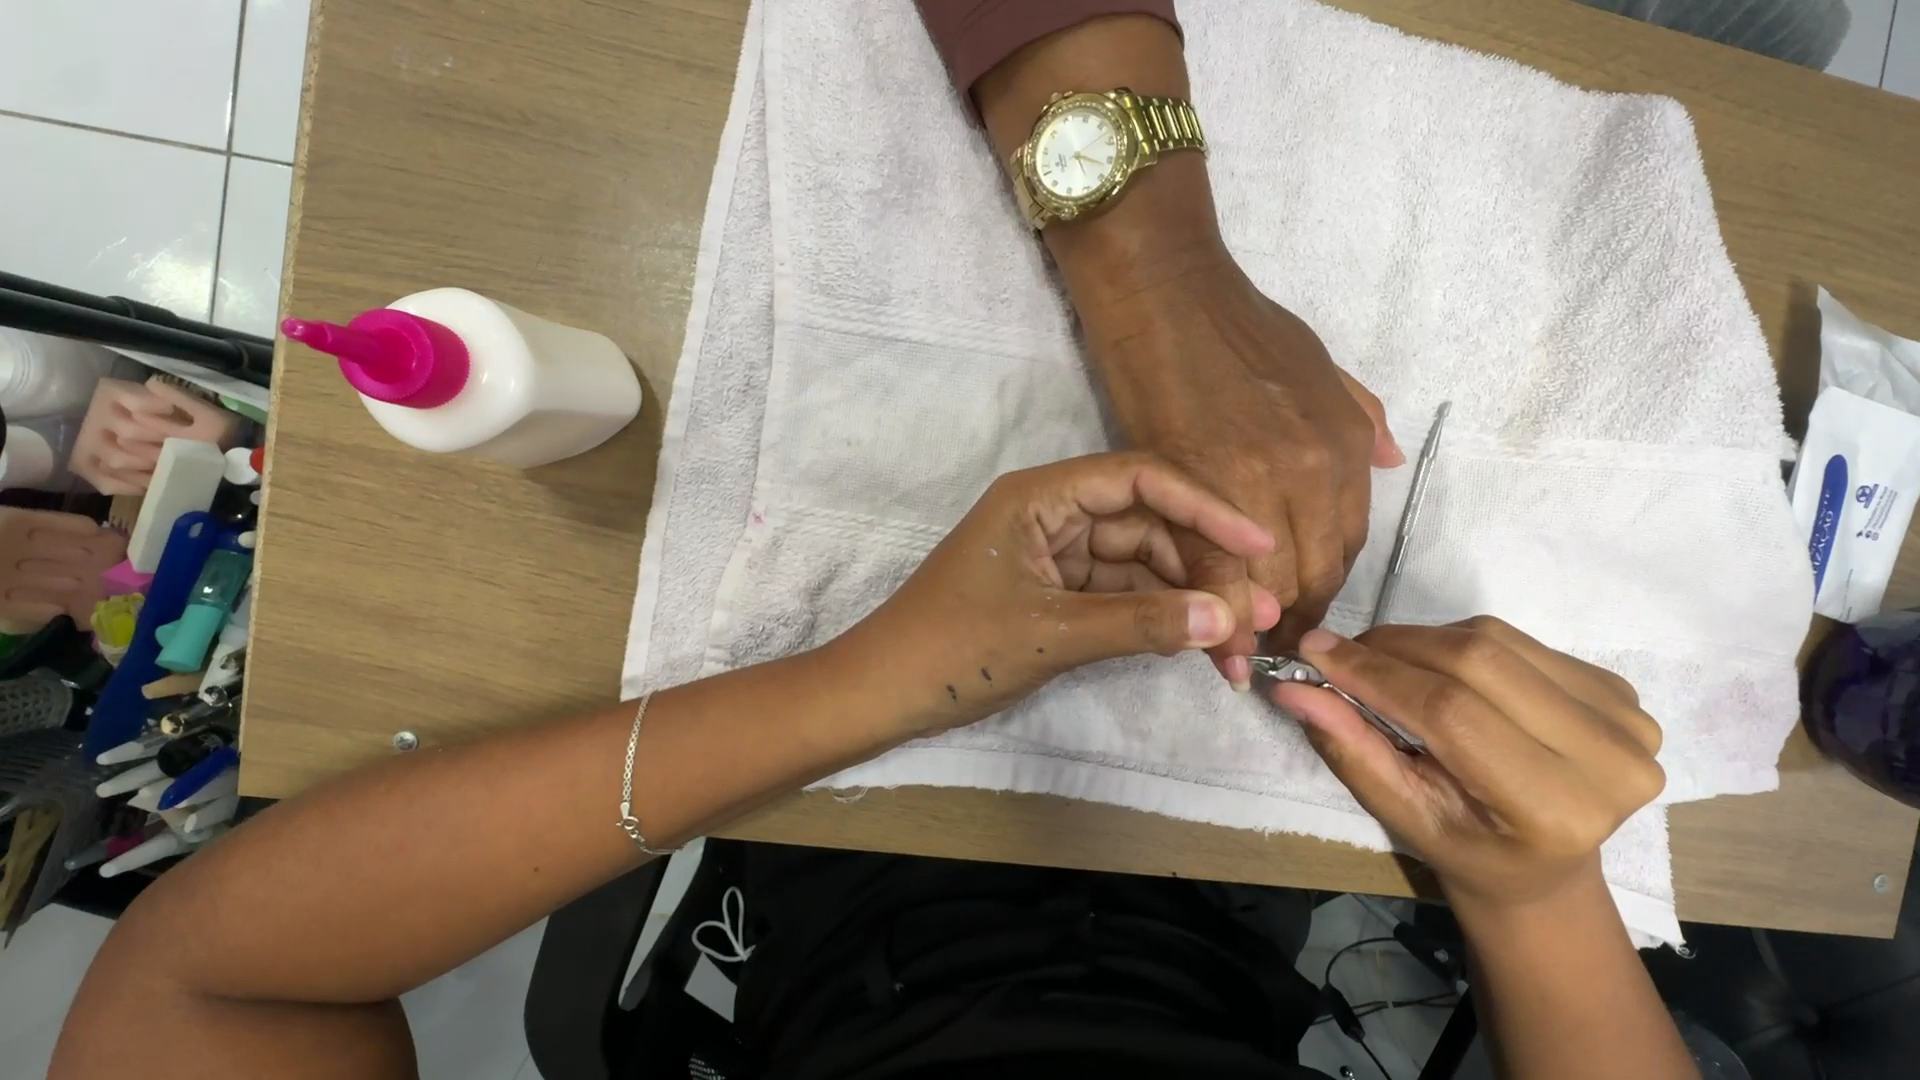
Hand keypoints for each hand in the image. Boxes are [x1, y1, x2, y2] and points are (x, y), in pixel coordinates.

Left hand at [847, 452, 1280, 733]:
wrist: (886, 693)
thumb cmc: (954, 649)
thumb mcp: (1051, 634)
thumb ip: (1139, 623)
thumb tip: (1225, 619)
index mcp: (1041, 497)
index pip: (1139, 480)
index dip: (1205, 506)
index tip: (1259, 544)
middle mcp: (1055, 515)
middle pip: (1150, 525)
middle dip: (1204, 569)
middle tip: (1257, 621)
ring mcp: (1059, 556)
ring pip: (1143, 565)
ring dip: (1189, 601)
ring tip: (1237, 648)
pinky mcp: (1060, 594)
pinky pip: (1124, 597)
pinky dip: (1159, 621)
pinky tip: (1199, 648)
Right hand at [1077, 256, 1401, 680]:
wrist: (1167, 294)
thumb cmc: (1241, 325)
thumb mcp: (1321, 363)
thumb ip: (1357, 419)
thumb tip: (1387, 464)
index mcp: (1341, 447)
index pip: (1345, 548)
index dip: (1322, 593)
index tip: (1299, 619)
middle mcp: (1308, 473)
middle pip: (1311, 575)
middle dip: (1290, 620)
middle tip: (1267, 648)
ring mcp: (1250, 481)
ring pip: (1264, 581)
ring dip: (1253, 625)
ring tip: (1239, 653)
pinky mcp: (1189, 485)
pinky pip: (1211, 565)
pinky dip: (1215, 607)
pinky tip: (1210, 638)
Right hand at [1267, 617, 1665, 912]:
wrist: (1544, 864)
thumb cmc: (1463, 846)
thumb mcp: (1397, 810)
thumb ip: (1348, 745)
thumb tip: (1289, 685)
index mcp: (1555, 810)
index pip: (1449, 712)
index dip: (1374, 673)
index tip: (1312, 650)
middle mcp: (1612, 763)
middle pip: (1476, 662)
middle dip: (1391, 647)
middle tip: (1339, 652)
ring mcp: (1629, 722)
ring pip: (1494, 639)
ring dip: (1422, 640)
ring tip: (1386, 664)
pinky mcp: (1625, 693)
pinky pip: (1518, 639)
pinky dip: (1460, 642)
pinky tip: (1444, 671)